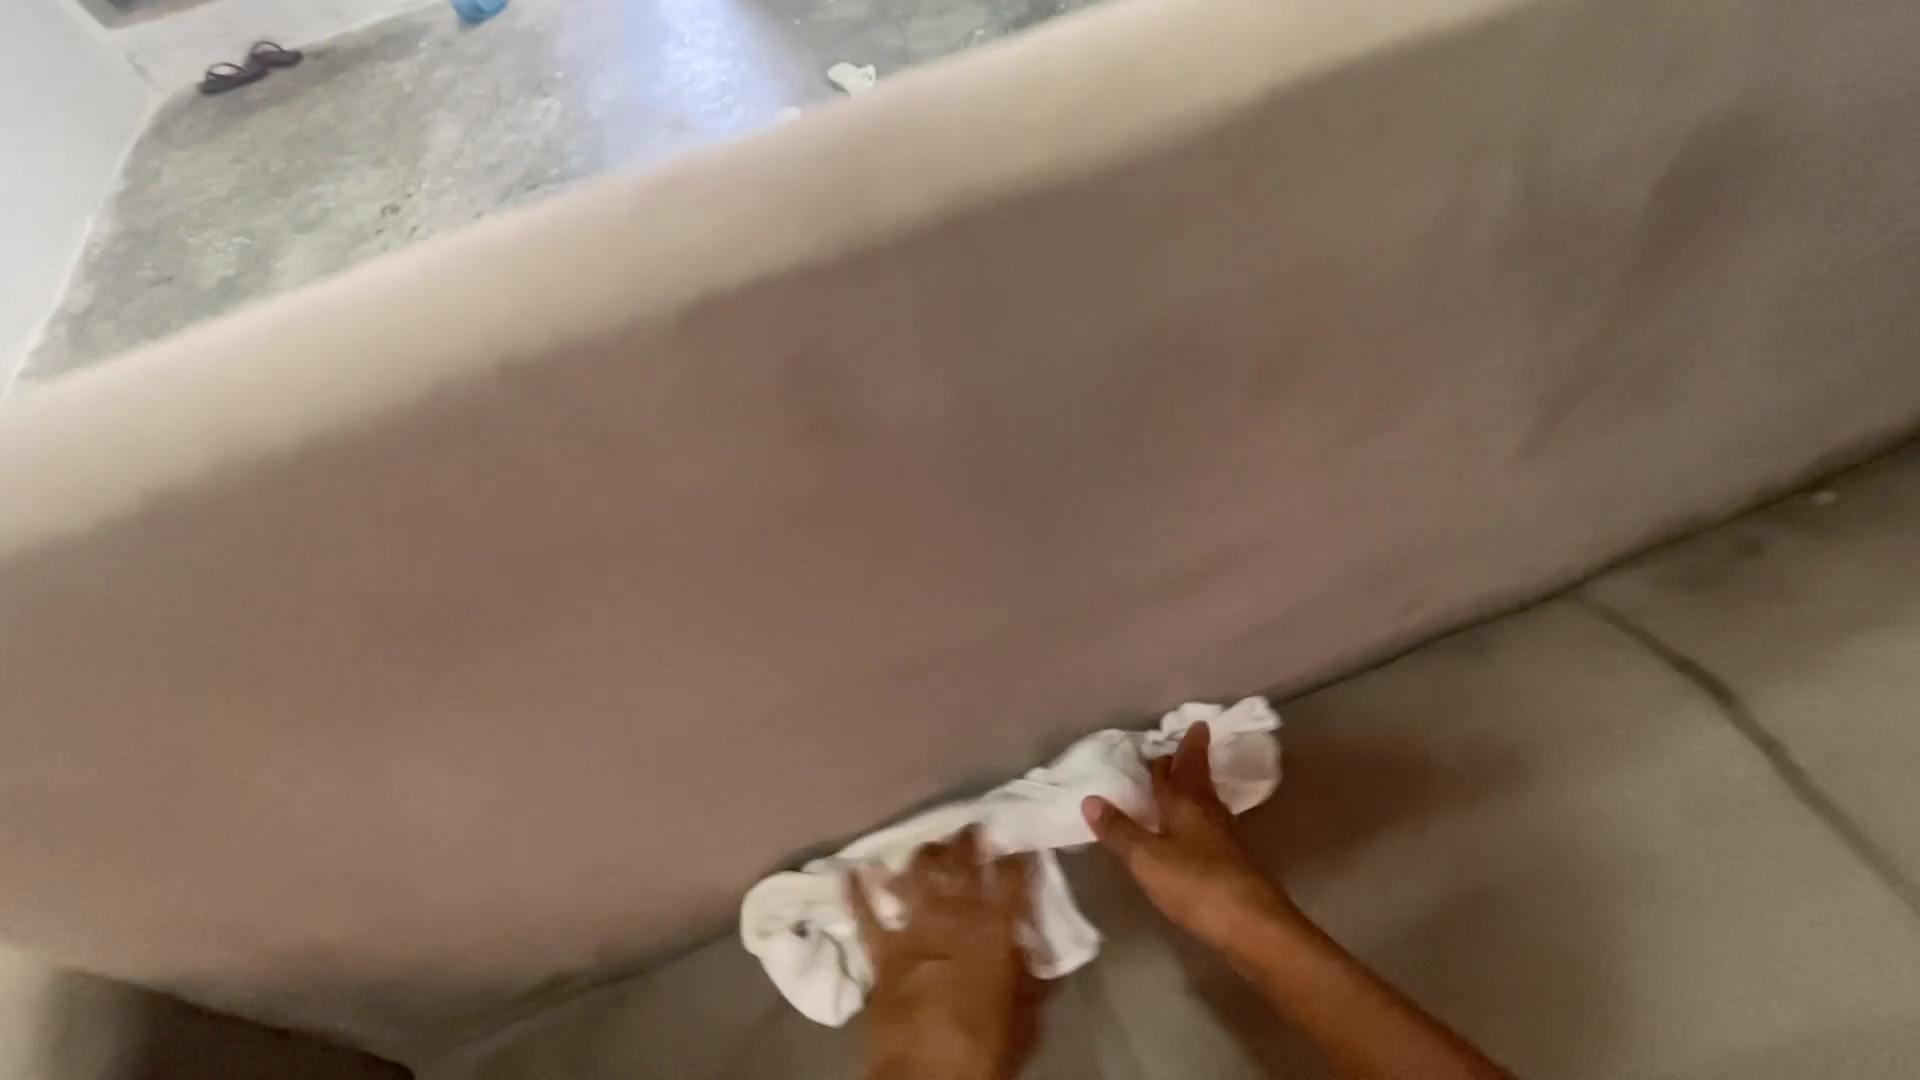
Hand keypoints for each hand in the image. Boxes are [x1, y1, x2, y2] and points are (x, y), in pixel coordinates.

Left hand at [849, 826, 1044, 1079]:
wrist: (926, 1078)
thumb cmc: (985, 1050)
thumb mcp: (1026, 1017)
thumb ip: (1031, 978)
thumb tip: (1039, 955)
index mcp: (996, 929)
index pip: (1013, 876)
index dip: (1018, 855)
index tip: (1020, 843)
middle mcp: (955, 915)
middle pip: (961, 861)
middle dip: (967, 839)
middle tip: (971, 828)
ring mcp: (913, 928)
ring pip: (915, 874)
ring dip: (921, 855)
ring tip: (928, 845)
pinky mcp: (881, 950)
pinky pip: (864, 914)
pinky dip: (856, 891)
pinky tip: (850, 870)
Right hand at [1082, 721, 1297, 953]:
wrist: (1257, 928)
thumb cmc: (1197, 885)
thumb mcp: (1146, 859)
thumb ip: (1119, 830)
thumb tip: (1091, 799)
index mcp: (1185, 802)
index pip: (1179, 767)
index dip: (1183, 747)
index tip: (1192, 726)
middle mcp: (1208, 812)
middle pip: (1197, 779)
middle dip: (1190, 761)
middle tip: (1182, 746)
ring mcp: (1226, 837)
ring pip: (1206, 801)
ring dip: (1194, 788)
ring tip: (1181, 784)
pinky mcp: (1235, 862)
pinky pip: (1211, 825)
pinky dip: (1198, 817)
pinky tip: (1192, 831)